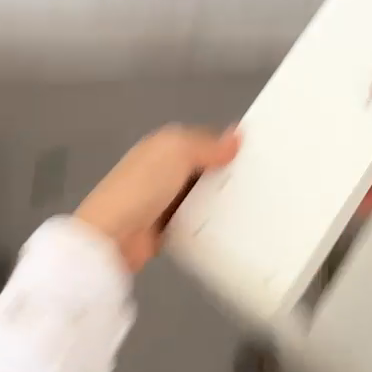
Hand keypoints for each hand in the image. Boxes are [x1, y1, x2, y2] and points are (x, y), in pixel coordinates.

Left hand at [76, 125, 241, 271]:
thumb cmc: (142, 186)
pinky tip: (229, 229)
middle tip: (260, 184)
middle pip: (201, 170)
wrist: (112, 236)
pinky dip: (207, 225)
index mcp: (162, 146)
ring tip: (252, 207)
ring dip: (217, 202)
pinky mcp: (164, 230)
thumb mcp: (177, 152)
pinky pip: (193, 223)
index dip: (224, 145)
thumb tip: (236, 136)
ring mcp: (162, 201)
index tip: (255, 155)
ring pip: (199, 197)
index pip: (200, 140)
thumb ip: (207, 144)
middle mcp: (162, 170)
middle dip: (224, 175)